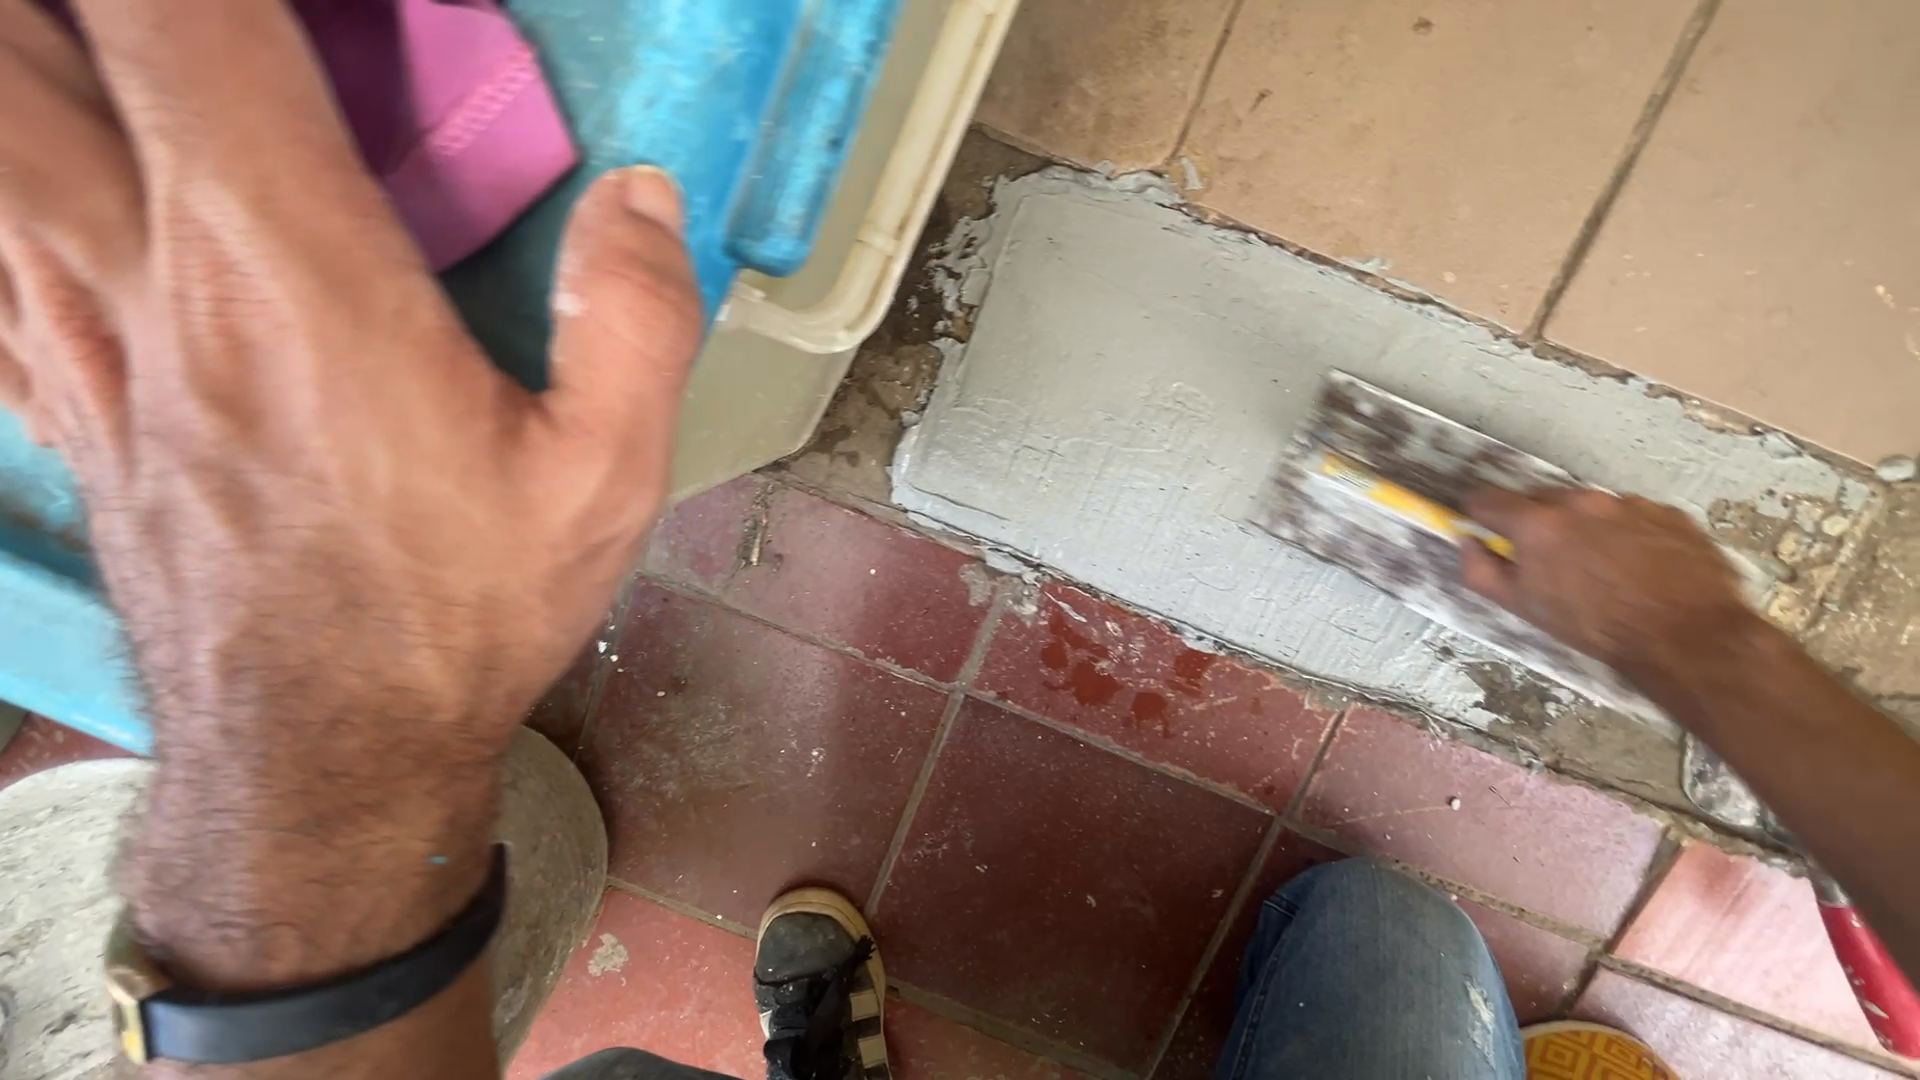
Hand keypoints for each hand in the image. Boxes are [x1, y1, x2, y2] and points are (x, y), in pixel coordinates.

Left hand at [1, 1, 702, 990]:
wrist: (338, 748)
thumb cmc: (480, 601)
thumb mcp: (608, 474)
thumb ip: (636, 322)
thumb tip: (643, 195)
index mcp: (291, 267)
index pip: (185, 18)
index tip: (342, 12)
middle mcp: (142, 266)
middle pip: (30, 43)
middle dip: (108, 17)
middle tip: (227, 49)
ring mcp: (73, 330)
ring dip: (48, 68)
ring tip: (139, 82)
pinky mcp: (61, 392)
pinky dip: (19, 169)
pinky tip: (84, 186)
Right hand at [1459, 488, 1752, 679]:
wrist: (1687, 635)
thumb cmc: (1592, 624)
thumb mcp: (1520, 606)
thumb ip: (1479, 570)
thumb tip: (1467, 541)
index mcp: (1536, 523)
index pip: (1487, 499)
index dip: (1479, 514)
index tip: (1484, 529)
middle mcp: (1579, 501)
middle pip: (1539, 499)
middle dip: (1534, 521)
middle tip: (1546, 556)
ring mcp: (1628, 503)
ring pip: (1586, 506)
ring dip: (1580, 525)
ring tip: (1598, 563)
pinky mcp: (1667, 512)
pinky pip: (1630, 515)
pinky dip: (1622, 532)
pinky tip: (1635, 563)